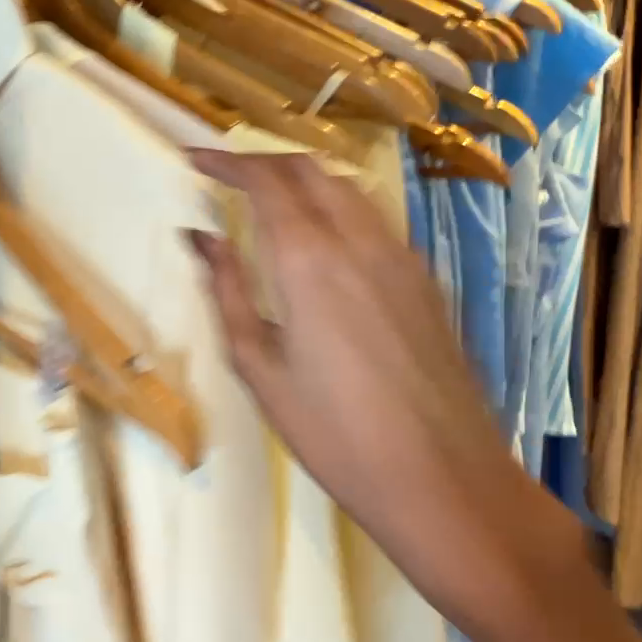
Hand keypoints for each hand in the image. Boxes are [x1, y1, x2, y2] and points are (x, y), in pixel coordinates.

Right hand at [183, 151, 572, 603]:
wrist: (448, 483)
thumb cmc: (334, 432)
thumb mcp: (258, 366)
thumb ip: (227, 290)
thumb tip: (200, 237)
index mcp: (309, 260)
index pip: (265, 180)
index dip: (226, 160)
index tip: (193, 158)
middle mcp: (359, 243)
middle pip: (310, 170)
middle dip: (263, 161)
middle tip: (225, 173)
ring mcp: (401, 259)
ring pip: (347, 189)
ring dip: (301, 179)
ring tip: (266, 197)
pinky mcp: (425, 282)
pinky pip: (372, 218)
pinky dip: (334, 205)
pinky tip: (318, 238)